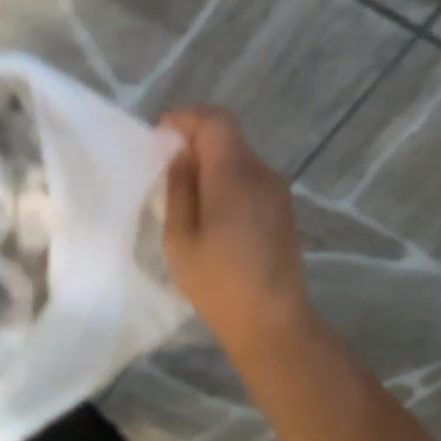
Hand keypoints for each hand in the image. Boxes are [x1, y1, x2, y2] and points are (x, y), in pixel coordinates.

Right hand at [159, 109, 312, 349]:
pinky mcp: (282, 209)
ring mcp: (277, 192)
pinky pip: (248, 179)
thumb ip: (179, 189)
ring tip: (182, 192)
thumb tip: (180, 156)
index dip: (186, 119)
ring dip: (210, 162)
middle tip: (162, 165)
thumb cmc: (217, 282)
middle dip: (194, 140)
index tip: (158, 134)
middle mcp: (262, 174)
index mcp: (234, 176)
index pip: (216, 122)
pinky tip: (208, 212)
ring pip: (238, 158)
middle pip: (228, 137)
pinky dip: (224, 181)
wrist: (272, 321)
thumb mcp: (180, 238)